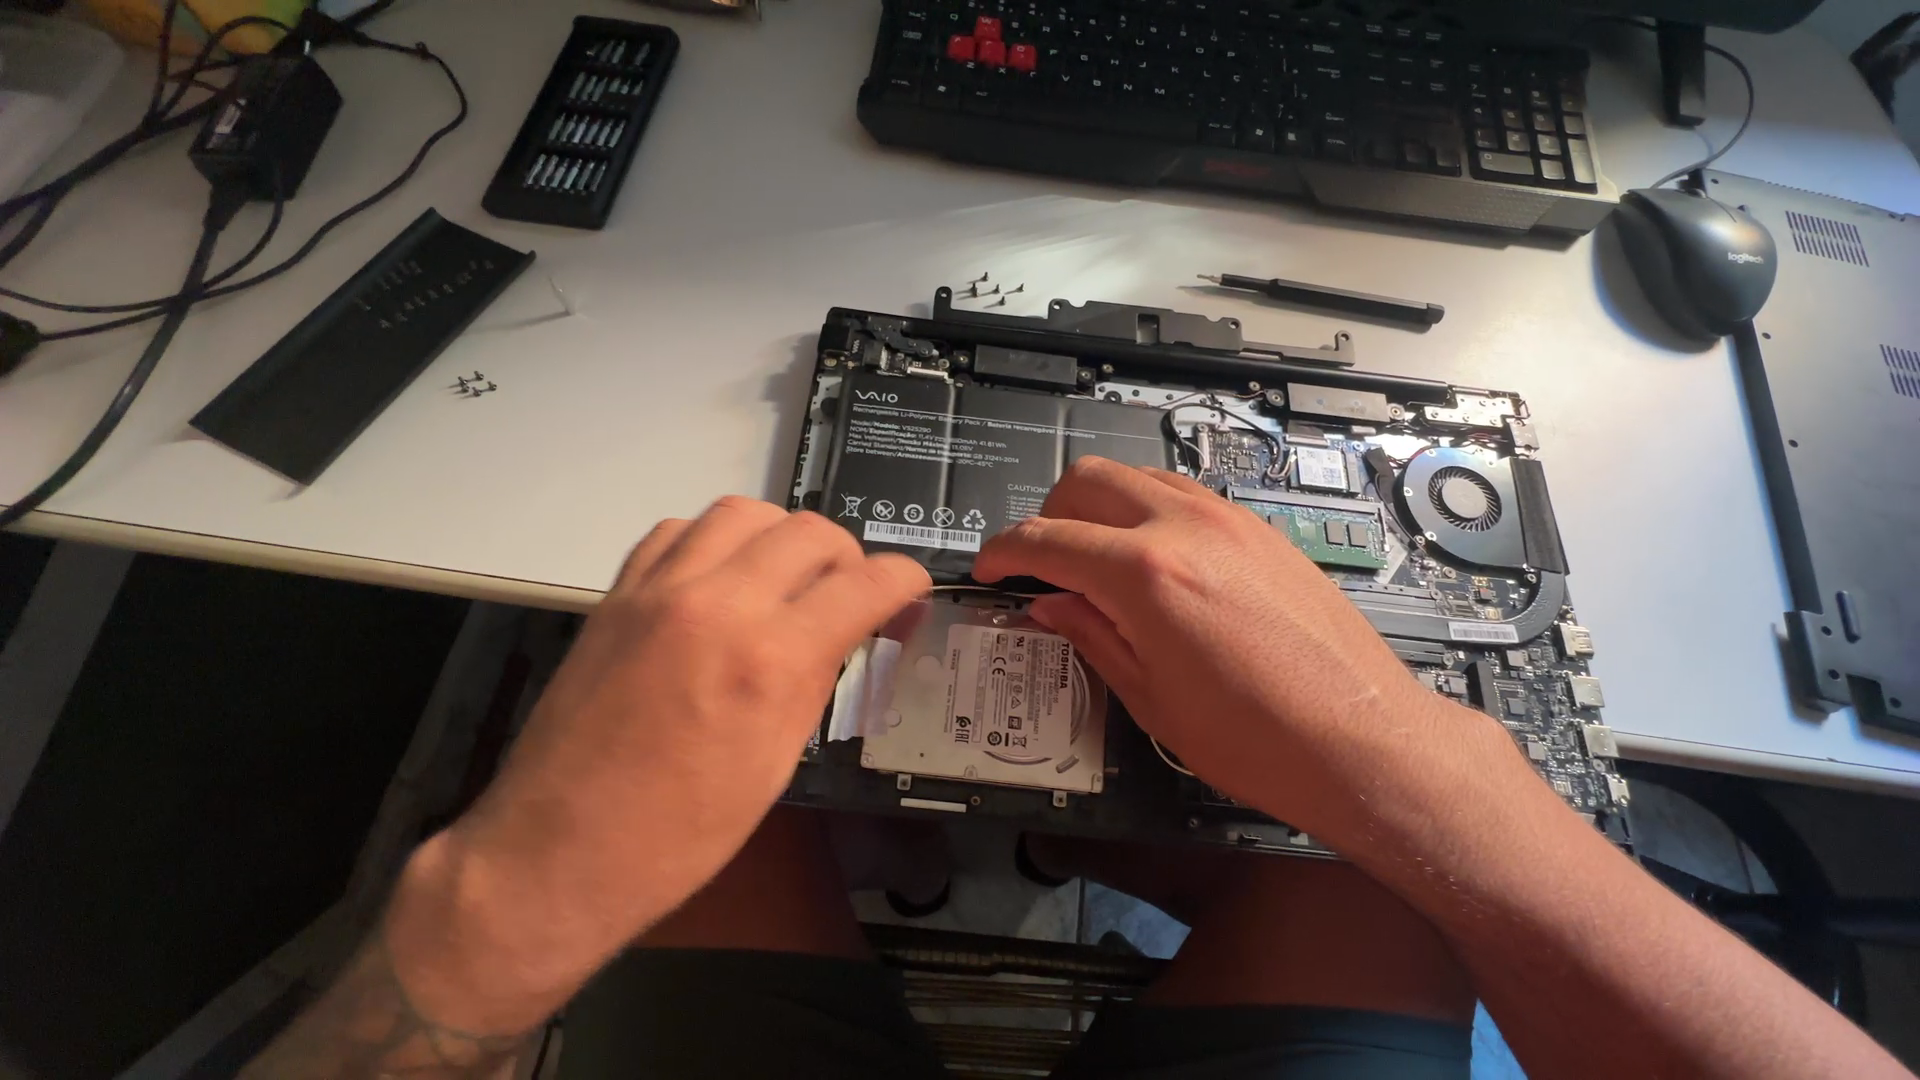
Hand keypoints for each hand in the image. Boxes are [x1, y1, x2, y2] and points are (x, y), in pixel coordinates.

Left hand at [384, 497, 928, 1034]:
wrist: (558, 854)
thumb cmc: (681, 835)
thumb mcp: (778, 762)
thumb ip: (816, 677)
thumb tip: (842, 632)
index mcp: (771, 660)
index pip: (866, 585)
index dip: (906, 581)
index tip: (912, 589)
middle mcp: (718, 605)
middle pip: (810, 532)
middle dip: (849, 557)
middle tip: (850, 592)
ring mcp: (660, 591)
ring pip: (744, 512)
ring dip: (782, 536)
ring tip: (787, 576)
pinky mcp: (617, 595)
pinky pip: (677, 531)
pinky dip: (715, 541)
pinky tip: (721, 576)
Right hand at [973, 457, 1503, 843]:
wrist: (1365, 741)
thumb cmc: (1260, 739)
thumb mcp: (1150, 698)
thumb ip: (1090, 636)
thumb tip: (1051, 606)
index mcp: (1147, 575)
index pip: (1046, 539)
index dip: (1003, 552)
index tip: (989, 567)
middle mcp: (1186, 528)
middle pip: (1084, 481)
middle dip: (1046, 515)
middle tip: (1039, 562)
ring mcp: (1229, 521)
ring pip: (1135, 476)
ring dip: (1097, 507)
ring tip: (1092, 558)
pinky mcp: (1258, 530)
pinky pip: (1181, 494)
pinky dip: (1145, 512)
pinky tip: (1150, 561)